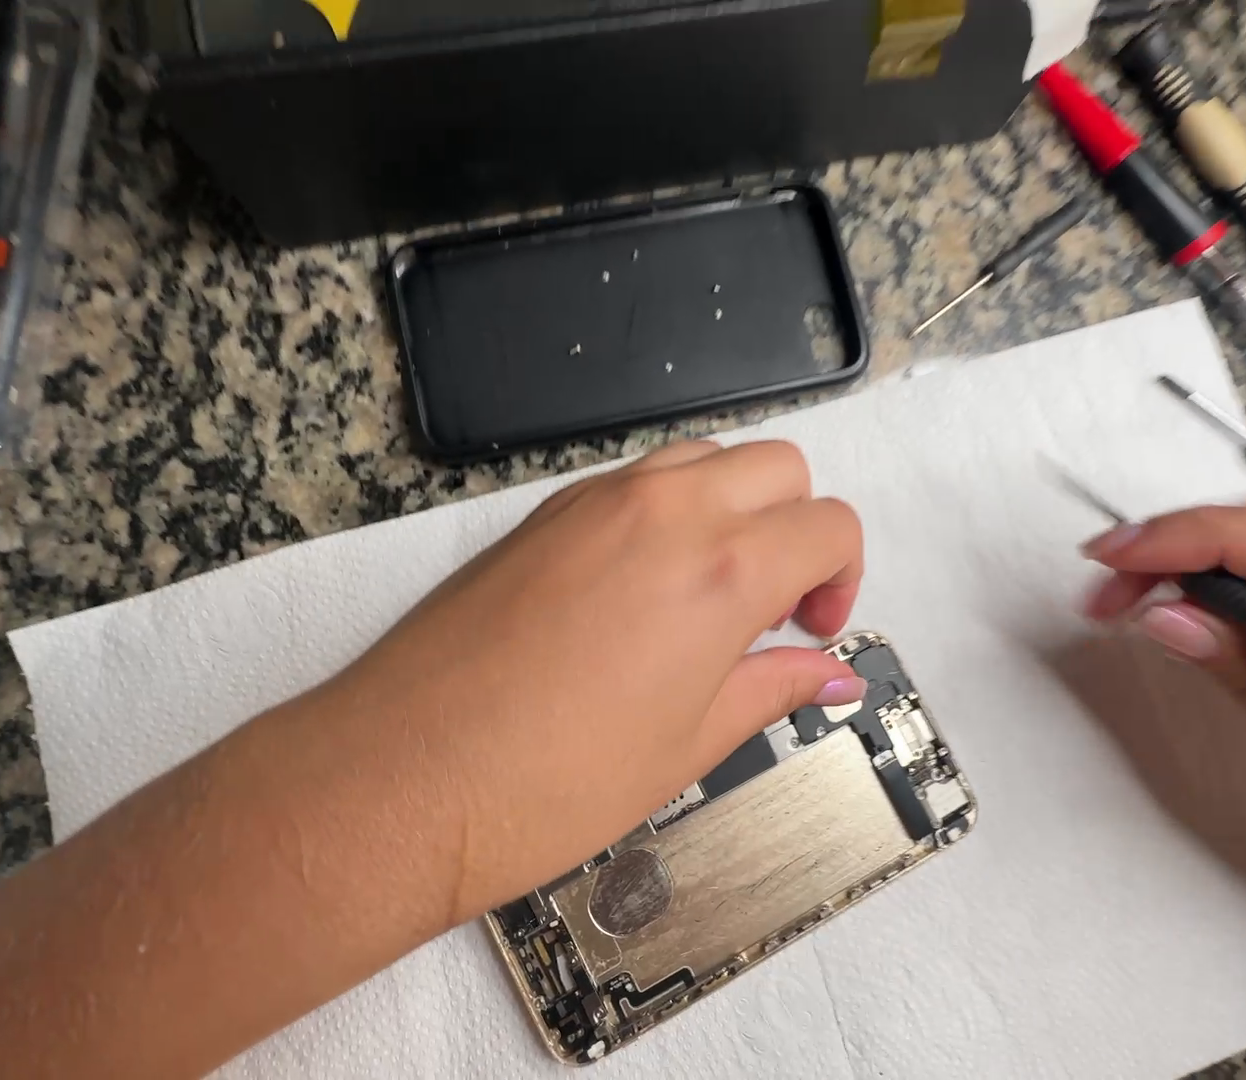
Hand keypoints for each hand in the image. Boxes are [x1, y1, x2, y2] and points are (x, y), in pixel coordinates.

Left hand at [311, 439, 866, 924]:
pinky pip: (638, 478)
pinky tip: (647, 585)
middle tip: (774, 605)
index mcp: (719, 568)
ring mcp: (597, 500)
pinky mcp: (547, 511)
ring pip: (706, 457)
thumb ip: (773, 688)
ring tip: (712, 589)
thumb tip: (830, 672)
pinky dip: (671, 508)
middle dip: (798, 527)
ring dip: (735, 507)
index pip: (828, 525)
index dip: (842, 576)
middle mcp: (663, 510)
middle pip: (777, 468)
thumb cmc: (546, 780)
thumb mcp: (688, 743)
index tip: (813, 627)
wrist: (403, 775)